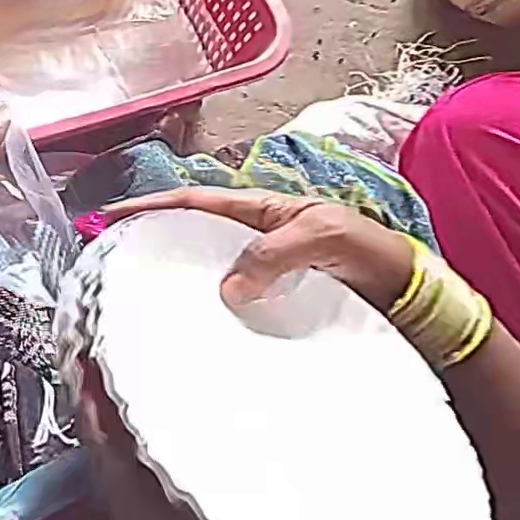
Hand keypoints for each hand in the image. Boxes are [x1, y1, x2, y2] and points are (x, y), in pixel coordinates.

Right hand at [103, 188, 415, 310]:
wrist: (408, 295)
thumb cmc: (368, 252)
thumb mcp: (323, 236)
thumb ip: (276, 253)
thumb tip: (227, 288)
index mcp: (257, 210)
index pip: (192, 202)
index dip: (150, 206)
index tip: (111, 216)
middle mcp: (248, 238)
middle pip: (186, 233)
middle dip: (148, 238)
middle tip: (111, 255)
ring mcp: (255, 269)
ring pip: (200, 265)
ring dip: (169, 271)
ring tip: (134, 288)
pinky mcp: (264, 299)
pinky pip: (220, 297)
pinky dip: (197, 301)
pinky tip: (182, 317)